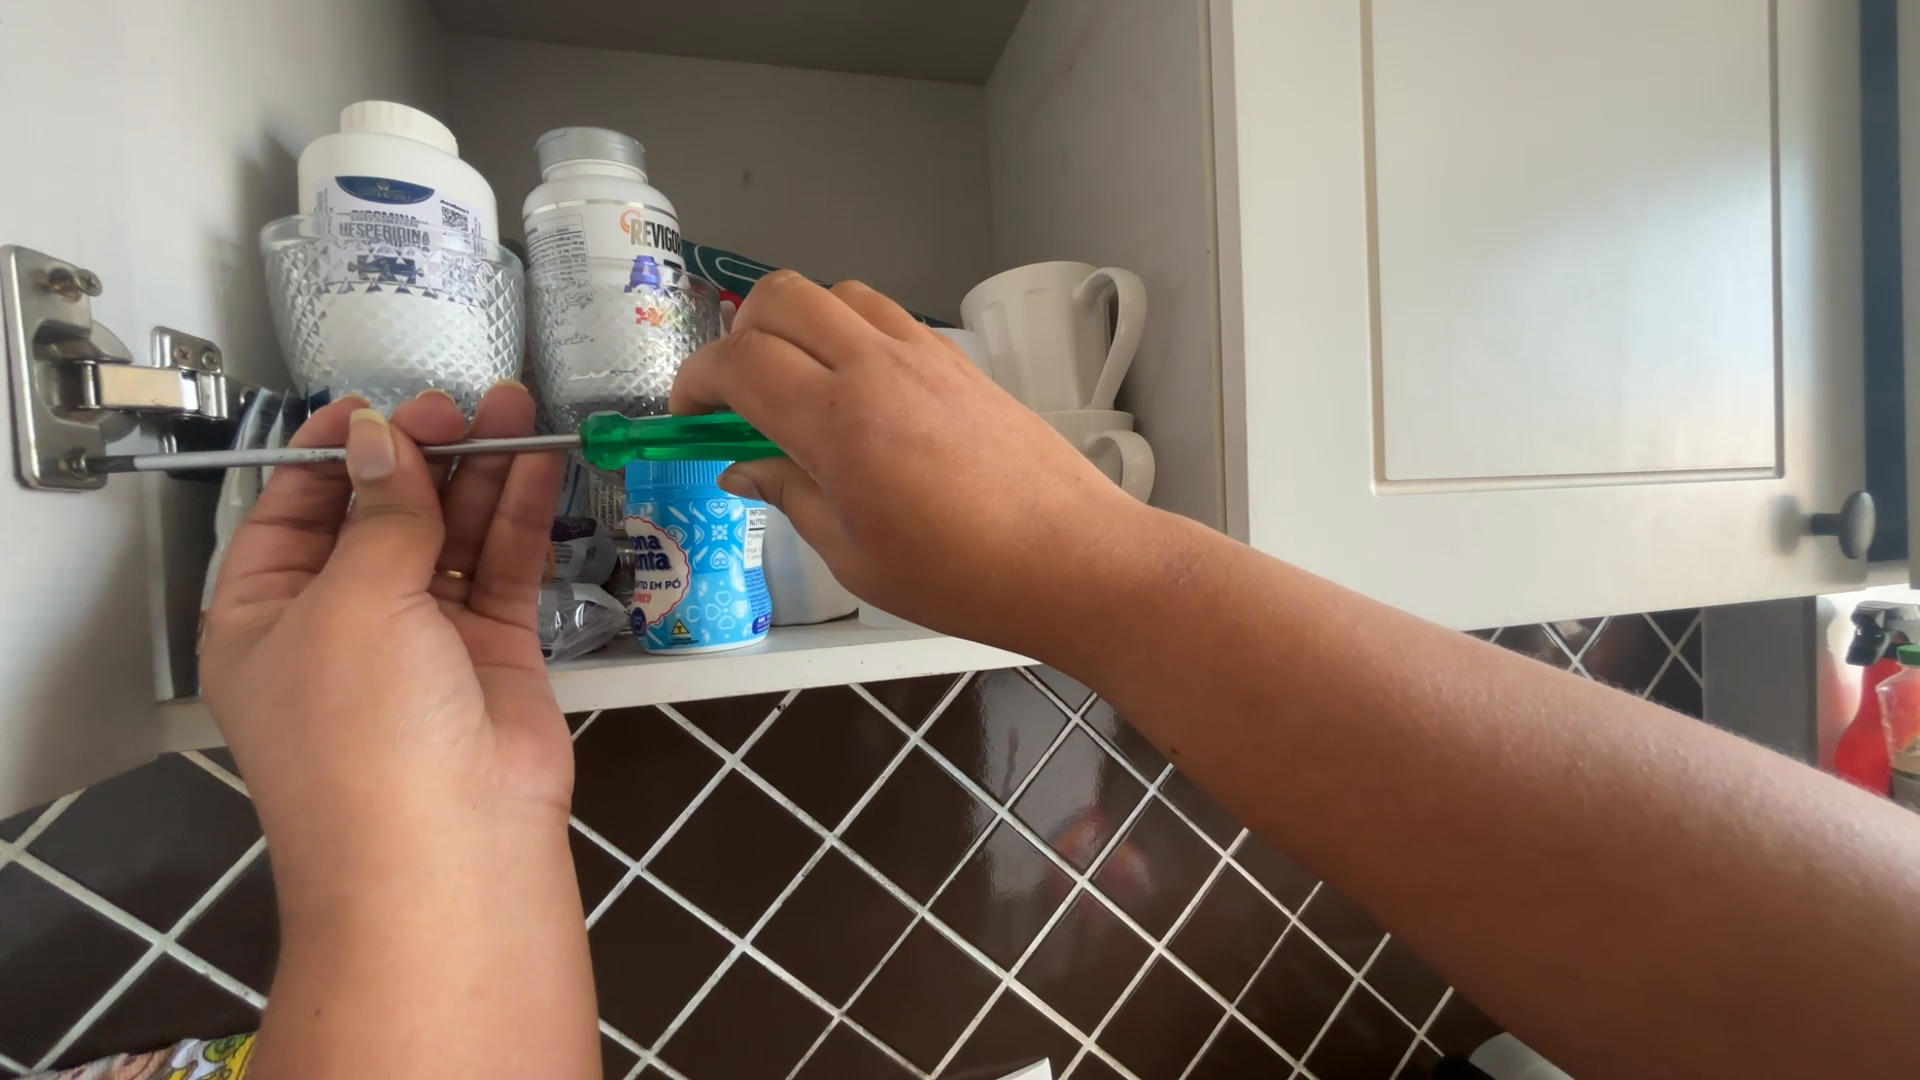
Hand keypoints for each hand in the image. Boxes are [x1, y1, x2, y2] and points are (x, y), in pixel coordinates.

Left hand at [198, 384, 568, 887]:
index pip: (296, 510)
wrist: (455, 836)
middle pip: (390, 514)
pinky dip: (522, 515)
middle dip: (429, 456)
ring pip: (457, 533)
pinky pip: (505, 564)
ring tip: (519, 415)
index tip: (388, 406)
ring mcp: (429, 628)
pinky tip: (540, 469)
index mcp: (271, 611)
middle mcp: (349, 615)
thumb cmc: (365, 729)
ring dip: (486, 474)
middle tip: (470, 405)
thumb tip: (384, 436)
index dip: (340, 454)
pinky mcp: (496, 639)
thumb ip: (384, 515)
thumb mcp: (353, 605)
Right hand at [671, 272, 1147, 653]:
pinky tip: (861, 389)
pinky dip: (852, 333)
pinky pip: (889, 318)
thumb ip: (791, 497)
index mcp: (839, 421)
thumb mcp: (856, 557)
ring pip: (838, 295)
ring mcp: (926, 356)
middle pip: (780, 299)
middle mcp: (878, 368)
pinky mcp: (962, 363)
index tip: (687, 412)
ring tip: (799, 382)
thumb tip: (744, 471)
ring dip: (798, 324)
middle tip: (736, 393)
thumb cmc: (963, 578)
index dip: (696, 381)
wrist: (1073, 559)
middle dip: (738, 334)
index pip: (738, 362)